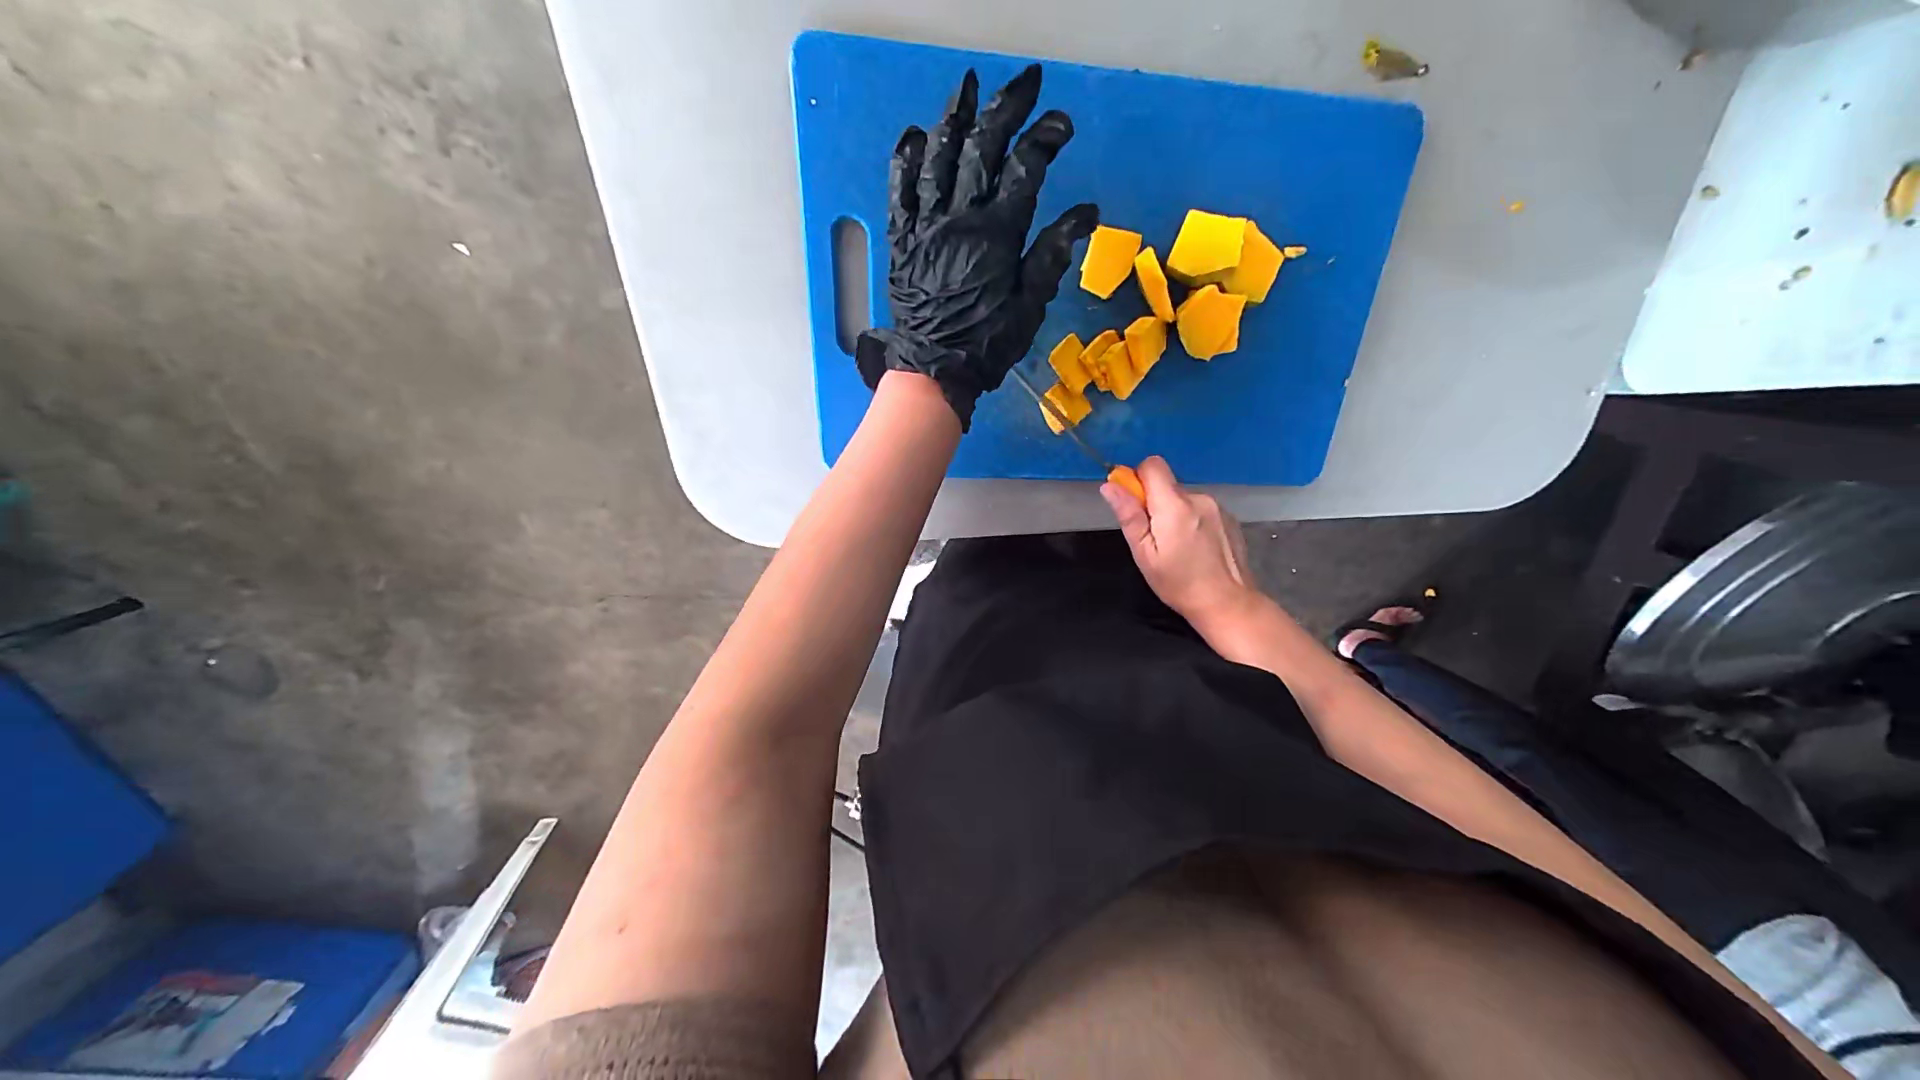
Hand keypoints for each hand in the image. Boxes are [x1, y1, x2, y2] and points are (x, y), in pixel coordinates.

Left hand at [856, 65, 1098, 431]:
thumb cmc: (987, 344)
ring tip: (967, 87)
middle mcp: (959, 219)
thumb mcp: (1030, 307)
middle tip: (1025, 82)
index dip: (1045, 138)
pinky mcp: (903, 239)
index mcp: (997, 235)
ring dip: (955, 118)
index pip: (1025, 169)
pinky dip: (906, 160)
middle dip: (1006, 108)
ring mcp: (926, 226)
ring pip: (939, 159)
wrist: (935, 370)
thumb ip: (1052, 255)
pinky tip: (915, 134)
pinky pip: (900, 191)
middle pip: (982, 149)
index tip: (1061, 124)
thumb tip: (1086, 212)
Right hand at [1102, 456, 1269, 634]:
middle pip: (1167, 485)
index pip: (1152, 465)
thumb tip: (1110, 486)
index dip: (1138, 479)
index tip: (1136, 506)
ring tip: (1178, 547)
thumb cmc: (1178, 583)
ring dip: (1175, 514)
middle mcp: (1198, 498)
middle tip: (1155, 538)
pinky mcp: (1229, 517)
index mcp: (1174, 505)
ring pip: (1183, 498)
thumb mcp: (1144, 554)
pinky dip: (1192, 521)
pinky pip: (1200, 509)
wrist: (1227, 603)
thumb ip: (1128, 515)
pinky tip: (1197, 549)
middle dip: (1155, 503)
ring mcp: (1217, 506)